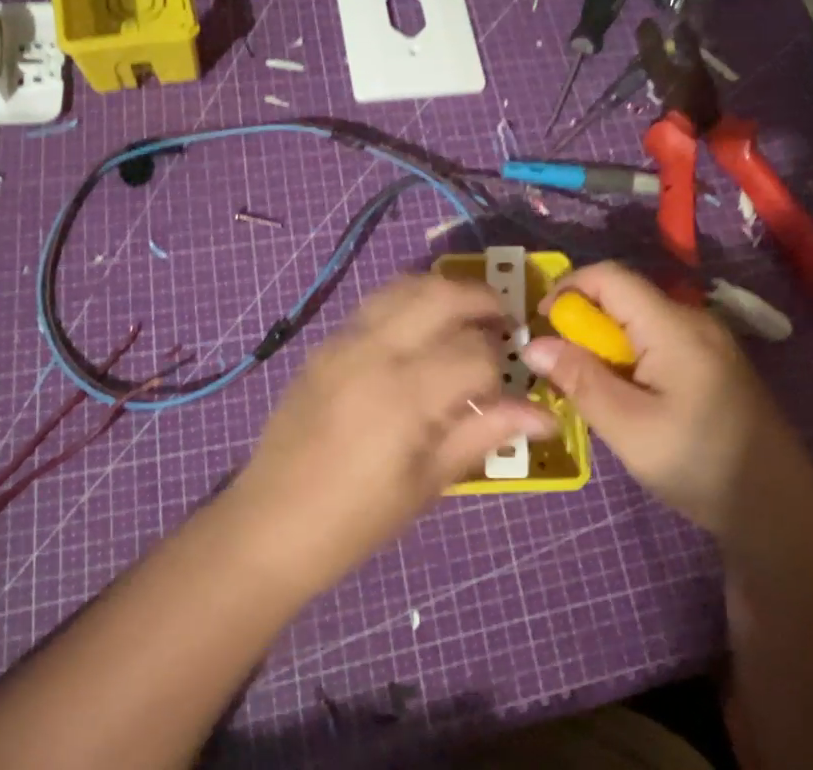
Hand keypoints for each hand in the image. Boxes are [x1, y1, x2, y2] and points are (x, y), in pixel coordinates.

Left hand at [230, 275, 557, 592]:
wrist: (268, 527)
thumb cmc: (355, 521)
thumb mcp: (428, 483)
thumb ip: (484, 434)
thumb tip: (544, 415)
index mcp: (403, 394)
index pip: (476, 353)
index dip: (502, 370)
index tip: (509, 391)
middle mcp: (373, 352)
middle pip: (442, 294)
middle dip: (484, 300)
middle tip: (504, 324)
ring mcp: (342, 342)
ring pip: (405, 285)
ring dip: (445, 292)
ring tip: (465, 320)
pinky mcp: (323, 346)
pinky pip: (375, 304)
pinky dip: (409, 304)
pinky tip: (420, 336)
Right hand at [520, 262, 801, 537]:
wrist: (777, 507)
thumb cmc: (699, 464)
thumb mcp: (628, 427)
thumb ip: (579, 379)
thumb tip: (532, 343)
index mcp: (674, 325)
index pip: (610, 276)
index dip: (567, 290)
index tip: (539, 331)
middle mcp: (693, 320)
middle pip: (624, 299)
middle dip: (582, 326)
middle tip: (561, 375)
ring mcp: (708, 342)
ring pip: (639, 324)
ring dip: (605, 348)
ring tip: (591, 395)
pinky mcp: (713, 365)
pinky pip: (659, 344)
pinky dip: (630, 361)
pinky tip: (628, 402)